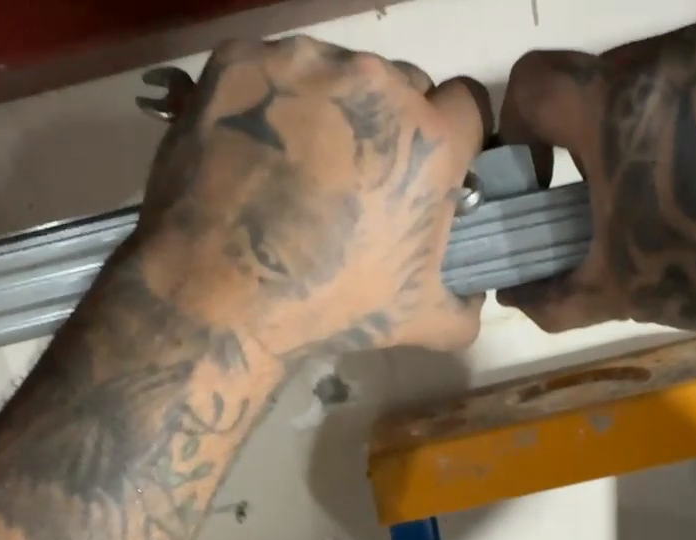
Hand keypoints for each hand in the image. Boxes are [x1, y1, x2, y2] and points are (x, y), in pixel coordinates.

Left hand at [130, 37, 491, 361]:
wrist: (220, 295)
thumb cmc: (329, 304)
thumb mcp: (417, 322)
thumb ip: (463, 308)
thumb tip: (474, 300)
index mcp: (429, 140)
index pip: (466, 105)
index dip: (451, 136)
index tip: (427, 166)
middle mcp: (376, 83)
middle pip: (401, 84)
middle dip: (389, 124)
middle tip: (356, 177)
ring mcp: (305, 63)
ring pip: (336, 72)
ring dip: (329, 108)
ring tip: (297, 166)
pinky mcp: (241, 60)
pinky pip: (273, 70)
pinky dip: (270, 102)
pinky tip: (255, 150)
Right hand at [496, 17, 695, 349]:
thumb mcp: (612, 293)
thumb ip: (547, 294)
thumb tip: (509, 293)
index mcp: (612, 108)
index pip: (534, 81)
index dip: (523, 124)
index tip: (543, 168)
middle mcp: (665, 53)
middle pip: (603, 80)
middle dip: (600, 131)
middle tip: (623, 186)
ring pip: (664, 69)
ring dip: (657, 113)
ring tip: (684, 170)